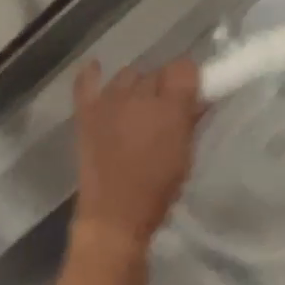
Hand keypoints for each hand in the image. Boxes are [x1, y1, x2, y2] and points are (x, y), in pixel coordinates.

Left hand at [71, 58, 203, 246]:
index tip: (190, 97)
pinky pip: (85, 83)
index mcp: (169, 107)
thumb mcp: (185, 156)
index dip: (189, 81)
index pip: (184, 68)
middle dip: (163, 88)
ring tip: (136, 109)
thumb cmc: (157, 193)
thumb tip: (198, 99)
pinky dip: (91, 75)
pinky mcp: (86, 114)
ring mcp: (108, 102)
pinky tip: (96, 70)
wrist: (114, 216)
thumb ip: (192, 121)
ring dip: (135, 87)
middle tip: (163, 114)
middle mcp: (138, 95)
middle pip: (155, 72)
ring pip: (126, 76)